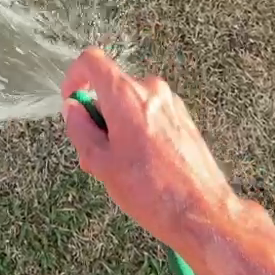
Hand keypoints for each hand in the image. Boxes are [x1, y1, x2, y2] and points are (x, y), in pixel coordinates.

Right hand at [61, 49, 238, 250]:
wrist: (203, 213)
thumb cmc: (151, 191)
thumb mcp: (100, 164)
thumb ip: (80, 129)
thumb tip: (73, 109)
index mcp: (126, 95)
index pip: (91, 60)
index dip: (74, 77)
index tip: (71, 101)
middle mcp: (150, 89)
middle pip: (111, 87)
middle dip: (99, 114)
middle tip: (99, 152)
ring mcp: (170, 102)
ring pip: (131, 102)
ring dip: (120, 124)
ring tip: (125, 166)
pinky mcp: (184, 117)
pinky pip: (150, 112)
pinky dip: (140, 129)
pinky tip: (146, 165)